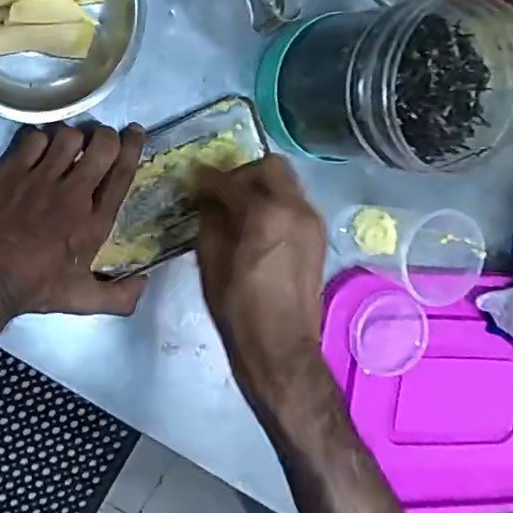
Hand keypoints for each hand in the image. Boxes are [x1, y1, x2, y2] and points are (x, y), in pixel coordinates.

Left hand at [0, 123, 149, 318]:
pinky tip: (37, 149)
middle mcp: (74, 193)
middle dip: (105, 135)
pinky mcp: (11, 172)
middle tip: (99, 138)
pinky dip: (40, 138)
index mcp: (95, 221)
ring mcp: (41, 179)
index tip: (134, 132)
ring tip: (67, 145)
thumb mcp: (83, 300)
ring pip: (68, 136)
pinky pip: (34, 138)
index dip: (132, 147)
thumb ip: (120, 296)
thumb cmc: (35, 288)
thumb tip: (145, 284)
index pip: (123, 173)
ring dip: (72, 136)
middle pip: (101, 145)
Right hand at [195, 156, 327, 401]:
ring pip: (286, 182)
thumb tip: (207, 196)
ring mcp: (312, 221)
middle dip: (243, 173)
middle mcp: (295, 208)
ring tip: (239, 211)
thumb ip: (210, 218)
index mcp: (265, 212)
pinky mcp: (318, 236)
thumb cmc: (238, 306)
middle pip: (270, 166)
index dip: (207, 179)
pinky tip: (257, 227)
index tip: (194, 181)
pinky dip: (275, 204)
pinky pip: (294, 203)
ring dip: (262, 187)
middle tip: (223, 193)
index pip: (230, 180)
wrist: (280, 346)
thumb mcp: (211, 259)